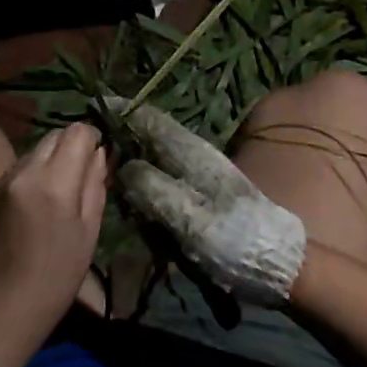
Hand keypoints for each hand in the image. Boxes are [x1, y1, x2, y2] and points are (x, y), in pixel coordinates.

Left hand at [0, 122, 106, 358]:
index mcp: (54, 184)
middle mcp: (26, 171)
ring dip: (54, 159)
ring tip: (59, 195)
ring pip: (39, 148)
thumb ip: (95, 186)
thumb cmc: (53, 281)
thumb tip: (99, 153)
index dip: (93, 141)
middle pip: (57, 134)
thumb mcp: (88, 235)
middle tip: (81, 179)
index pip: (78, 132)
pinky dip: (36, 173)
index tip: (99, 162)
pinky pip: (23, 165)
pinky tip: (37, 205)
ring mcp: (5, 177)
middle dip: (73, 147)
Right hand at [115, 101, 305, 304]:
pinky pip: (166, 169)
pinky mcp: (204, 189)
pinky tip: (133, 186)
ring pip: (159, 150)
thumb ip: (153, 189)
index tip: (96, 104)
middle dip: (124, 129)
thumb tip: (124, 167)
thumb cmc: (231, 238)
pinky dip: (146, 169)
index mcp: (190, 151)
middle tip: (91, 136)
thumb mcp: (187, 217)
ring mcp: (201, 170)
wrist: (275, 262)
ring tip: (105, 158)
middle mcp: (195, 152)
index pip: (150, 119)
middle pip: (153, 131)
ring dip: (134, 148)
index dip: (123, 109)